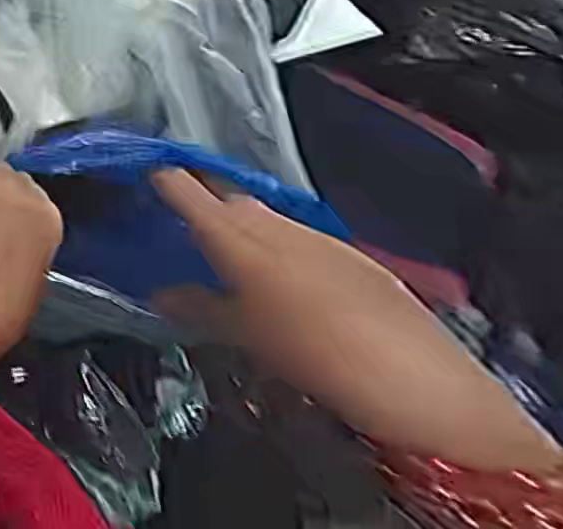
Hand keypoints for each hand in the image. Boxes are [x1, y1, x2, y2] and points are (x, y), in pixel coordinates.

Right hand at [152, 169, 562, 471]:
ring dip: (241, 223)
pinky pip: (300, 236)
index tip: (138, 175)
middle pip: (223, 194)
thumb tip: (161, 294)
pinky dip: (281, 245)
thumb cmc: (308, 351)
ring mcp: (316, 236)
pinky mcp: (354, 256)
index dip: (158, 175)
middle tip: (181, 222)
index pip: (181, 184)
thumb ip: (195, 305)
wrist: (424, 386)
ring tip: (231, 252)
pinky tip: (287, 279)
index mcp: (230, 233)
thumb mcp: (238, 332)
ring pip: (263, 214)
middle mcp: (269, 222)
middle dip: (201, 200)